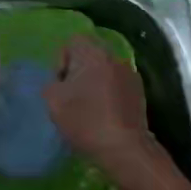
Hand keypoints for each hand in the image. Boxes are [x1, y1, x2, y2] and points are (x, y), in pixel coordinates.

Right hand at [44, 34, 152, 166]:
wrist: (124, 148)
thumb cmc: (85, 120)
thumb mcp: (53, 101)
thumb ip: (51, 83)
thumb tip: (60, 82)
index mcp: (94, 54)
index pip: (73, 41)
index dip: (61, 60)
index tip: (61, 84)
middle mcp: (115, 58)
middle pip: (90, 56)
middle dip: (78, 73)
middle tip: (70, 97)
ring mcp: (131, 75)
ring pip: (104, 71)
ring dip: (94, 84)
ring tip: (88, 109)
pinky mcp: (139, 93)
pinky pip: (116, 86)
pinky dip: (108, 95)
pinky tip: (104, 116)